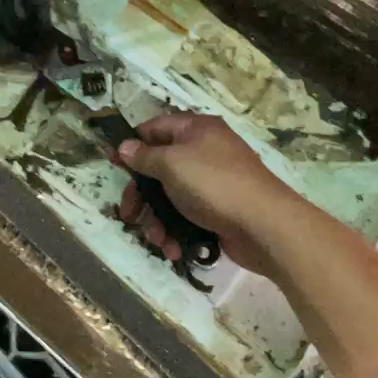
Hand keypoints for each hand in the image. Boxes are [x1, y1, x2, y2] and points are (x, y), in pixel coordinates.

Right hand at [117, 112, 296, 277]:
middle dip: (142, 195)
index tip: (112, 164)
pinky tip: (174, 249)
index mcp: (195, 129)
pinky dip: (177, 231)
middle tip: (128, 215)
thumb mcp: (172, 164)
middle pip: (159, 169)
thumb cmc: (214, 184)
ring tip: (157, 240)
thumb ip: (145, 156)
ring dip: (158, 220)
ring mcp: (212, 183)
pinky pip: (187, 217)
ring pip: (171, 197)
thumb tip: (125, 146)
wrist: (264, 225)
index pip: (154, 128)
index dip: (132, 145)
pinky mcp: (218, 211)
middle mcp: (204, 152)